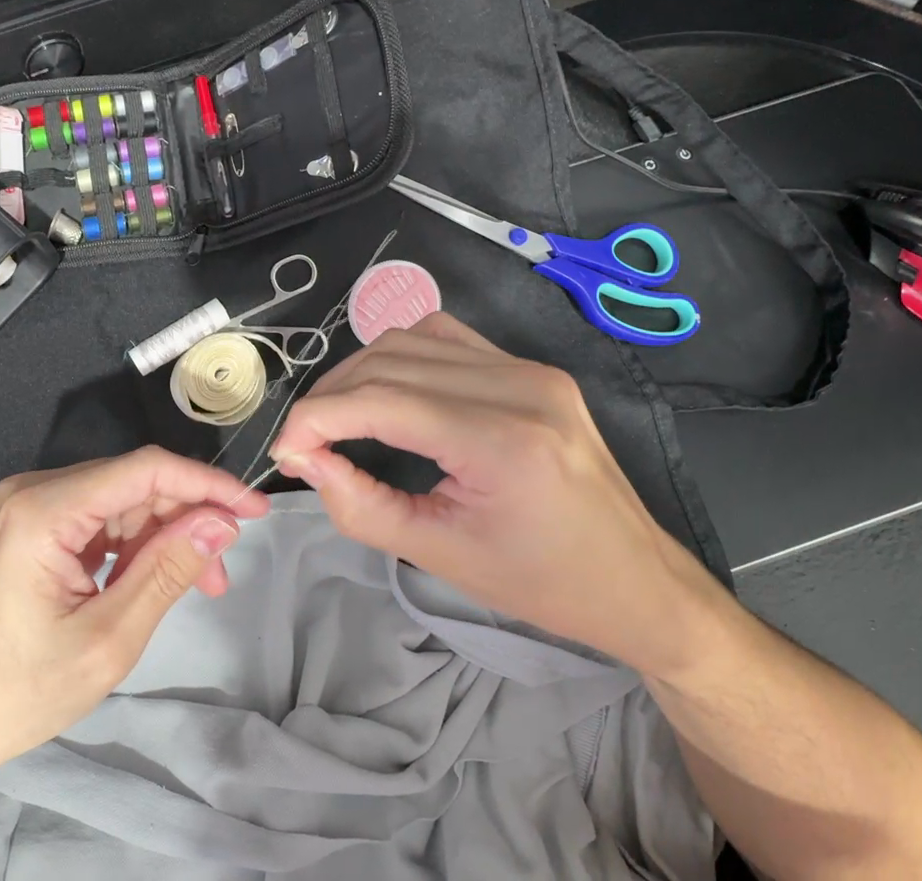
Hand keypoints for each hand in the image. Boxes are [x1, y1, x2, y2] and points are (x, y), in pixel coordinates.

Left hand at [0, 446, 266, 792]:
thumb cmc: (24, 691)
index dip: (206, 484)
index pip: (143, 469)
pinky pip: (96, 520)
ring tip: (200, 585)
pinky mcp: (28, 529)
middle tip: (223, 573)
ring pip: (118, 501)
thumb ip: (167, 571)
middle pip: (131, 482)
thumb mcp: (109, 637)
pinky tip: (155, 578)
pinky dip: (133, 546)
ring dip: (163, 536)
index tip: (255, 511)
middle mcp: (31, 492)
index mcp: (42, 511)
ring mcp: (26, 509)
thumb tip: (223, 524)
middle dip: (186, 519)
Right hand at [269, 313, 726, 672]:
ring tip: (338, 419)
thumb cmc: (542, 583)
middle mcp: (519, 386)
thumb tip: (302, 458)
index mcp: (501, 440)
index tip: (284, 451)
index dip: (316, 418)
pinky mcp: (533, 370)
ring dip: (362, 373)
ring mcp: (531, 370)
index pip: (381, 400)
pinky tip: (389, 393)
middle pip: (391, 361)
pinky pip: (449, 338)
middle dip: (331, 397)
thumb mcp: (439, 555)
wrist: (637, 582)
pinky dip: (403, 358)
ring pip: (415, 338)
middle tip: (305, 443)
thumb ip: (358, 504)